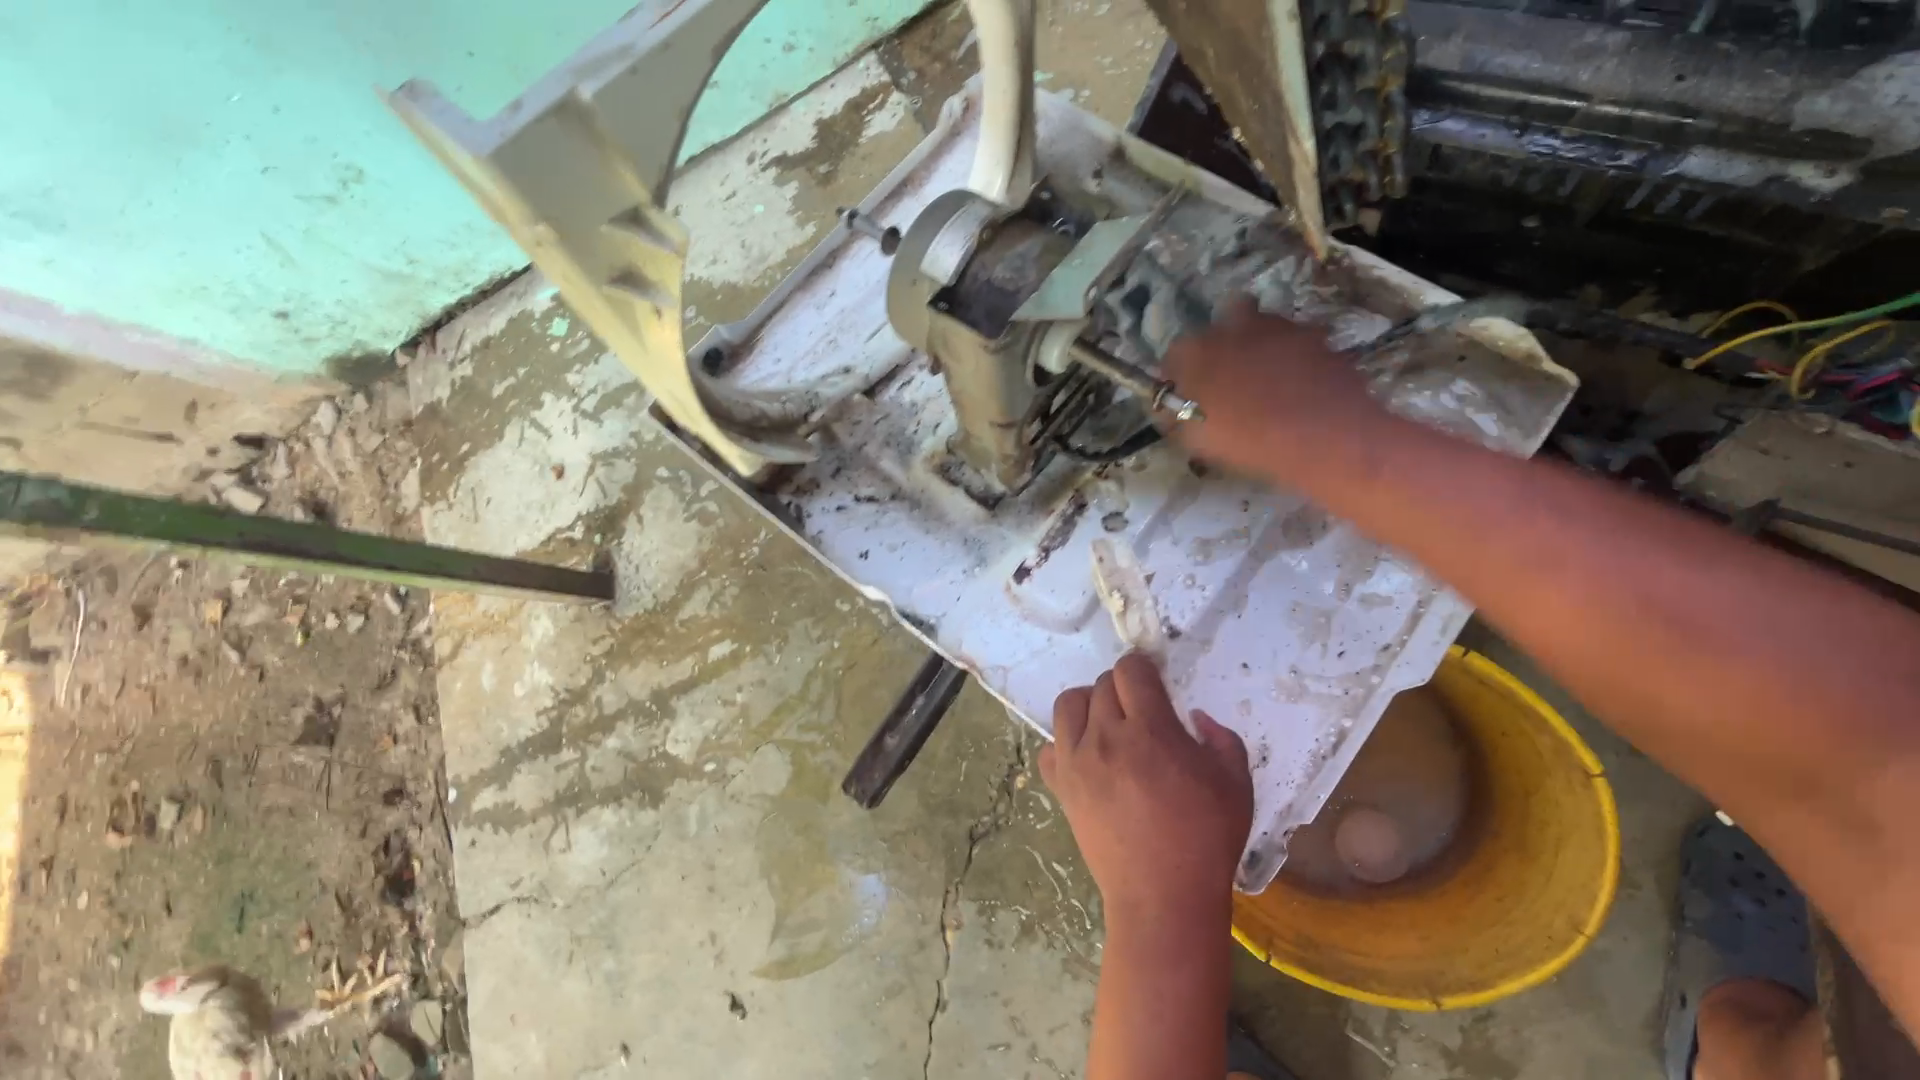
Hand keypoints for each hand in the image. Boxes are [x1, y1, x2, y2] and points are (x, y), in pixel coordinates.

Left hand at [1040, 654, 1253, 923]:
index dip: (1143, 669)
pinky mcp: (1061, 788)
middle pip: (1101, 685)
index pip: (1130, 670)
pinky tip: (1087, 758)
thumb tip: (1194, 717)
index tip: (1155, 682)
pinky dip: (1065, 744)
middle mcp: (1106, 738)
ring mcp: (1076, 763)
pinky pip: (1049, 748)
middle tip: (1141, 711)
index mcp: (1150, 731)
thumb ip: (1221, 738)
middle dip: (1123, 688)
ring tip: (1109, 724)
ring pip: (1068, 705)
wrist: (1162, 897)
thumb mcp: (1236, 783)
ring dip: (1089, 704)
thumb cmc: (1207, 840)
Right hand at [1163, 300, 1388, 480]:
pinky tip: (1301, 385)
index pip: (1173, 357)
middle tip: (1231, 377)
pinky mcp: (1314, 334)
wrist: (1321, 434)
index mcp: (1193, 350)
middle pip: (1220, 324)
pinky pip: (1297, 341)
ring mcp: (1277, 326)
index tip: (1187, 399)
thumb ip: (1175, 418)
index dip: (1180, 378)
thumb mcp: (1194, 441)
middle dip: (1223, 343)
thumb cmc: (1245, 441)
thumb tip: (1170, 410)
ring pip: (1262, 326)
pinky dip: (1296, 357)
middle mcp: (1230, 326)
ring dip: (1261, 344)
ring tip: (1270, 380)